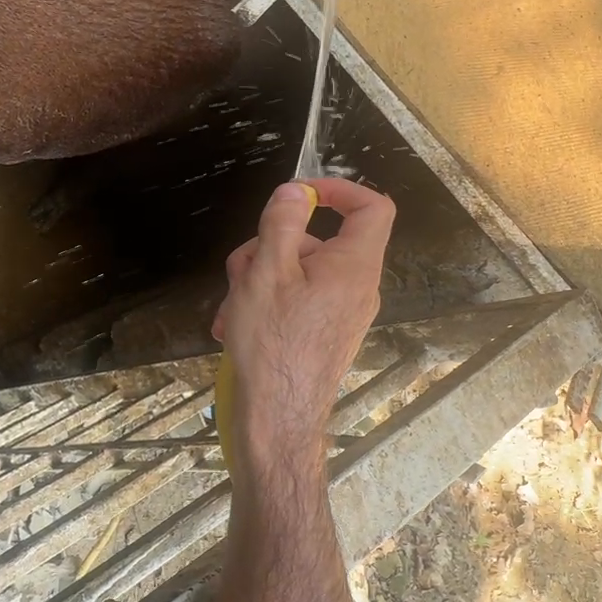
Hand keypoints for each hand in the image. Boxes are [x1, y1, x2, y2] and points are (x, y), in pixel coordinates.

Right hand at [212, 179, 394, 475]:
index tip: (296, 194)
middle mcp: (356, 286)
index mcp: (352, 266)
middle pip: (316, 242)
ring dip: (256, 281)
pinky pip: (296, 301)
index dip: (337, 189)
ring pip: (297, 273)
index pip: (371, 207)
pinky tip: (236, 326)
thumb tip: (293, 192)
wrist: (276, 411)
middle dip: (269, 247)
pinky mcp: (323, 332)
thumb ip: (281, 226)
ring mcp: (341, 312)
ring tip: (231, 309)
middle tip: (239, 270)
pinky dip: (264, 304)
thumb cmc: (271, 339)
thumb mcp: (266, 272)